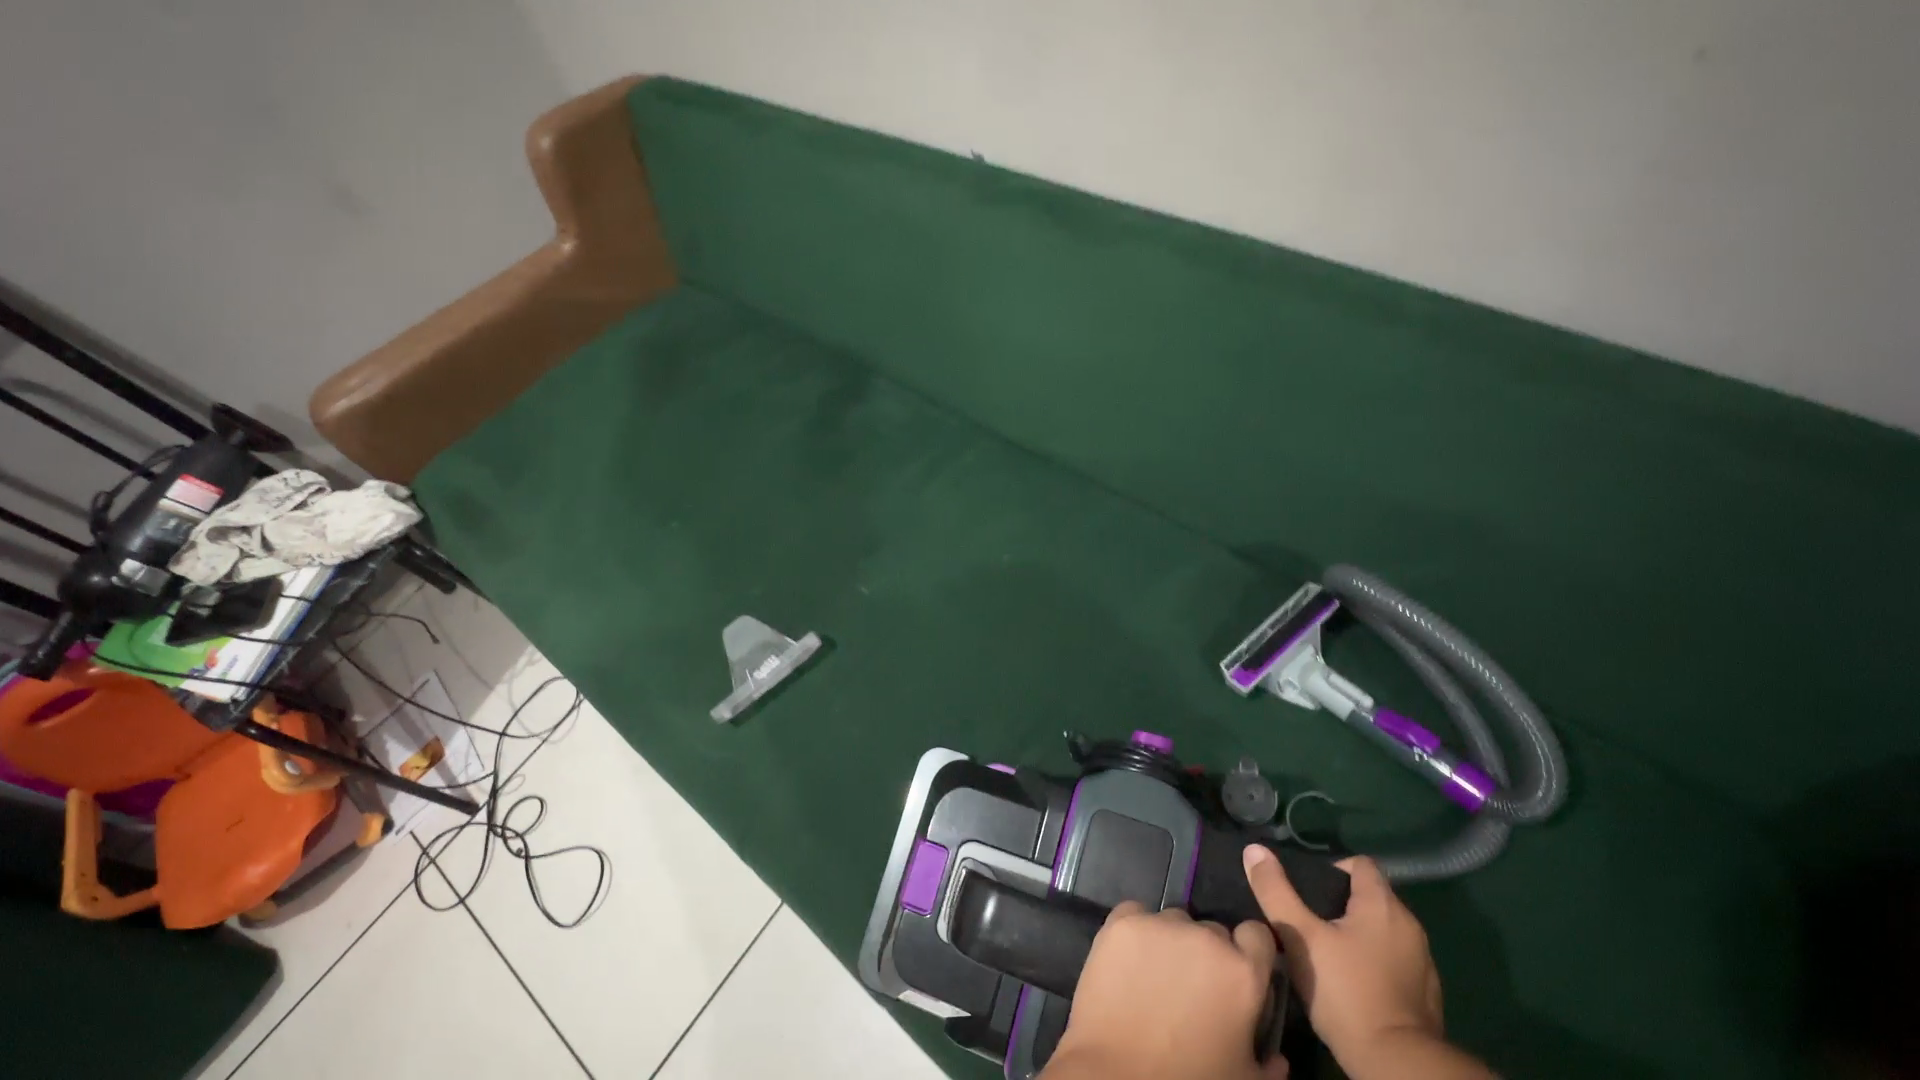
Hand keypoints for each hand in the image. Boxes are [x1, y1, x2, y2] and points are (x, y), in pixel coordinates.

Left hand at [1043, 902, 1288, 1079]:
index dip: (1247, 952)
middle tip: (1190, 986)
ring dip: (1170, 942)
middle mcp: (1206, 937)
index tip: (1234, 974)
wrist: (1117, 1075)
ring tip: (1154, 975)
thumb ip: (1268, 1065)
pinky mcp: (1122, 924)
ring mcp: (1161, 926)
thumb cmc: (1189, 1078)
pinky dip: (1135, 932)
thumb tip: (1278, 1059)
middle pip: (1212, 931)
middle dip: (1206, 954)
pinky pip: (1135, 915)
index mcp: (1244, 972)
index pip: (1256, 935)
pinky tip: (1128, 960)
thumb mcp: (1244, 1079)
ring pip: (1174, 922)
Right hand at [1245, 846, 1490, 1079]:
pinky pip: (1397, 960)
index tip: (1307, 891)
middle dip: (1341, 905)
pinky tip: (1353, 983)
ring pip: (1384, 930)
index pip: (1360, 864)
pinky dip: (1376, 962)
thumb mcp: (1299, 937)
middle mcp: (1409, 924)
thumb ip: (1276, 892)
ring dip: (1360, 934)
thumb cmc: (1344, 990)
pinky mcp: (1427, 990)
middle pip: (1372, 897)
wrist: (1393, 1059)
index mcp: (1382, 905)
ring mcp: (1423, 959)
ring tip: (1327, 955)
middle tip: (1307, 924)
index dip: (1333, 869)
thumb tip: (1254, 850)